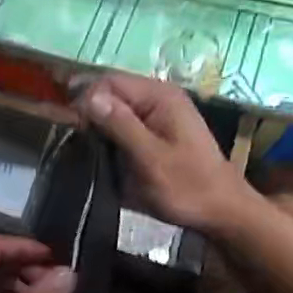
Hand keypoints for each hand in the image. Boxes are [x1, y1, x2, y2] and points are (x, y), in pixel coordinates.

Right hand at [78, 74, 253, 233]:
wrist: (221, 211)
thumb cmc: (187, 187)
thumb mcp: (150, 158)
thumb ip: (120, 125)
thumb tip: (88, 97)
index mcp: (159, 96)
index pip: (108, 82)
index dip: (85, 101)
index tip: (71, 131)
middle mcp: (158, 97)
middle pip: (111, 93)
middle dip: (89, 113)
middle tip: (73, 144)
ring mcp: (159, 114)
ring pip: (115, 110)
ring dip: (99, 127)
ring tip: (84, 151)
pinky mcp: (157, 132)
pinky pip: (125, 125)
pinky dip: (111, 137)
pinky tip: (102, 155)